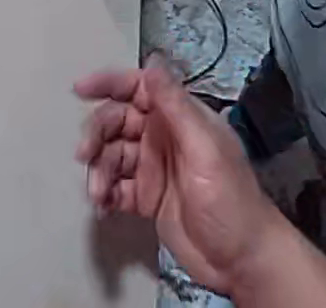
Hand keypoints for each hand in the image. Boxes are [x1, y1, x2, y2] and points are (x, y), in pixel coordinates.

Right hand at [74, 55, 287, 296]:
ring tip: (97, 193)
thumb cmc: (231, 198)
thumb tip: (152, 61)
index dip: (109, 83)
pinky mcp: (146, 197)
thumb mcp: (205, 148)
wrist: (244, 263)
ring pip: (112, 154)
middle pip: (117, 121)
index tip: (81, 89)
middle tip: (84, 154)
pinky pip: (115, 186)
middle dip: (97, 134)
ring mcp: (152, 167)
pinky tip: (102, 205)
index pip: (138, 88)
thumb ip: (176, 105)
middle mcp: (160, 135)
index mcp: (177, 116)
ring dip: (99, 169)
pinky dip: (104, 192)